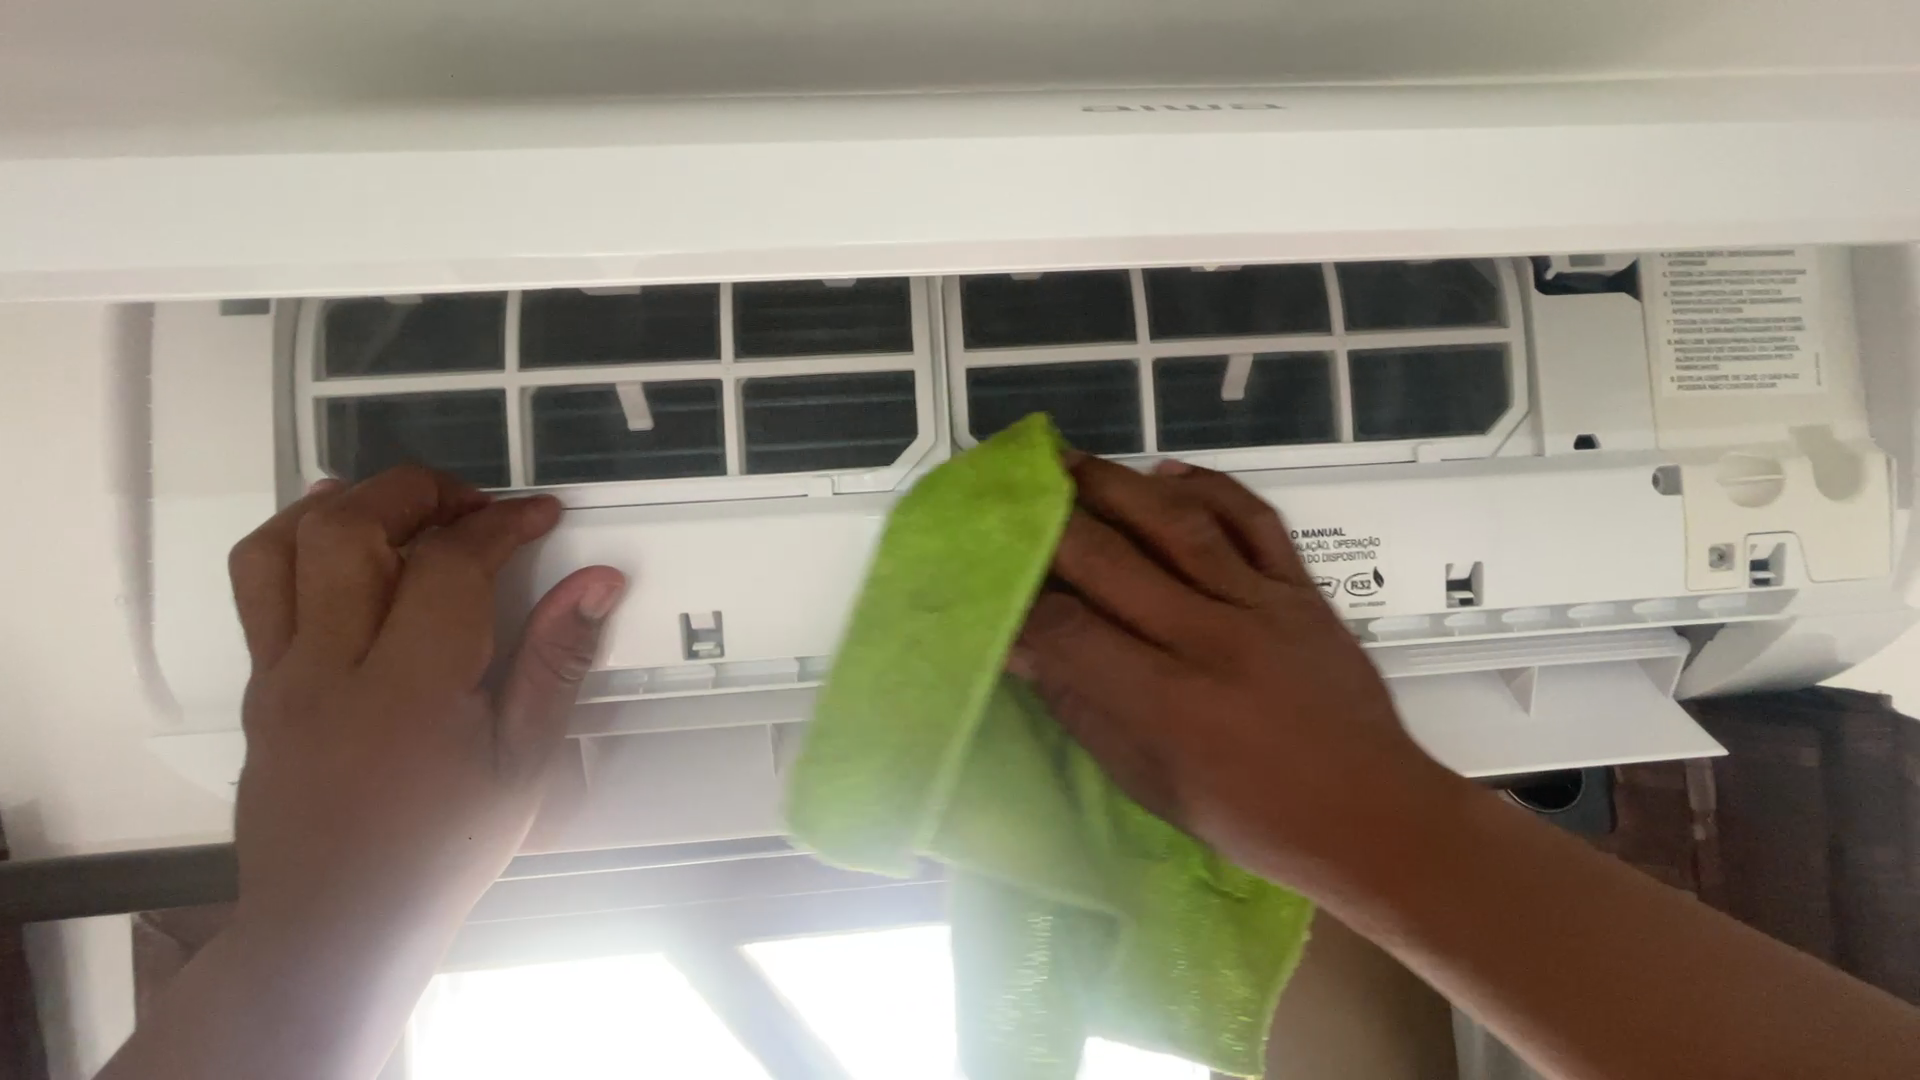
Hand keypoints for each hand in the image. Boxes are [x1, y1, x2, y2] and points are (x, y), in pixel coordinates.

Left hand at [225, 466, 625, 930]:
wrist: (336, 923)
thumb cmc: (447, 846)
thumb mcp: (527, 761)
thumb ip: (558, 663)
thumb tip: (599, 582)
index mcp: (407, 689)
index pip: (447, 567)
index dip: (502, 523)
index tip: (543, 514)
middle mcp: (326, 669)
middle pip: (348, 532)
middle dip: (419, 492)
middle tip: (479, 504)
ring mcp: (278, 676)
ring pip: (279, 547)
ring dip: (348, 503)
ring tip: (409, 507)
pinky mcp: (258, 688)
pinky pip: (260, 588)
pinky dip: (303, 539)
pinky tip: (349, 539)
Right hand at [1008, 454, 1458, 885]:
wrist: (1371, 816)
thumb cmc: (1247, 816)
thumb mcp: (1146, 780)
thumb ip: (1082, 706)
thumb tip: (1022, 648)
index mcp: (1167, 703)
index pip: (1068, 630)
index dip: (1019, 605)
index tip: (992, 581)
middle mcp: (1211, 639)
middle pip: (1110, 560)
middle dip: (1050, 524)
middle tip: (1014, 496)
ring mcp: (1263, 605)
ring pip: (1176, 523)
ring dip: (1115, 484)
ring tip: (1071, 461)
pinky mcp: (1301, 589)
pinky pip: (1254, 519)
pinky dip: (1209, 487)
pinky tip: (1166, 472)